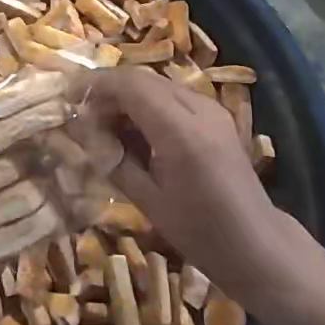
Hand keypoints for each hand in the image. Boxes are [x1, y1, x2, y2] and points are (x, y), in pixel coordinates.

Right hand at [71, 68, 315, 307]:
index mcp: (181, 131)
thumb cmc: (200, 231)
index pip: (131, 85)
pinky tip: (133, 130)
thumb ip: (113, 158)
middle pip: (143, 78)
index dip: (95, 85)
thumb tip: (81, 132)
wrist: (258, 245)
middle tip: (80, 112)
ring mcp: (211, 109)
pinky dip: (145, 103)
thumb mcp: (147, 200)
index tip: (67, 95)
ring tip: (102, 123)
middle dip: (107, 89)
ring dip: (126, 95)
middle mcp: (199, 109)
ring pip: (156, 84)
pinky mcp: (215, 115)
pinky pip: (172, 96)